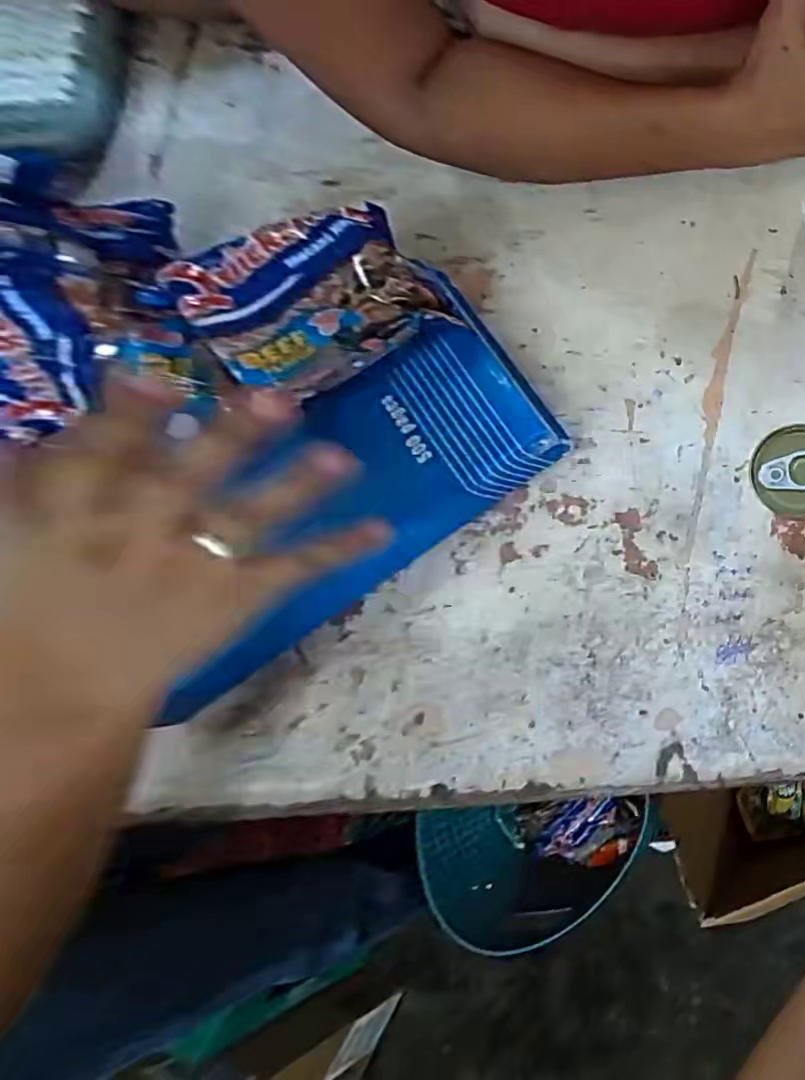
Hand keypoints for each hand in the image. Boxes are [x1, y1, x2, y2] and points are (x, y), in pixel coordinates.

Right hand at [0, 377, 390, 721]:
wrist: (38, 696)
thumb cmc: (12, 606)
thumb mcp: (0, 537)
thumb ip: (19, 486)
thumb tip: (26, 435)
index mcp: (61, 511)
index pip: (96, 453)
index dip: (126, 415)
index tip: (155, 374)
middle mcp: (136, 530)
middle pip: (188, 474)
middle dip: (230, 438)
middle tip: (276, 400)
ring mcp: (195, 562)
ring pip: (253, 515)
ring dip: (300, 485)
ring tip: (345, 457)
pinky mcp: (239, 594)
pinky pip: (298, 567)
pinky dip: (342, 548)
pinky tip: (385, 528)